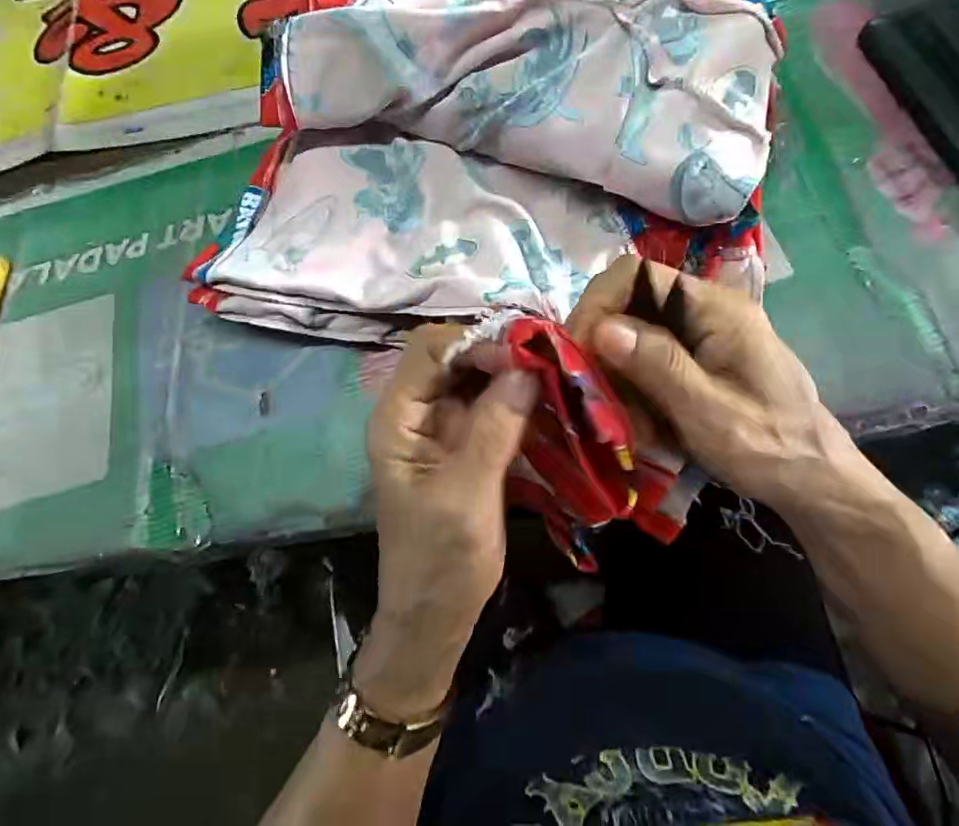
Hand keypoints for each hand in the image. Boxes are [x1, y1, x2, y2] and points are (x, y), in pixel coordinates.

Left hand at [358, 324, 538, 719]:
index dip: (476, 341)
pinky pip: (491, 406)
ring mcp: (441, 426)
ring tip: (561, 375)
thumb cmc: (440, 562)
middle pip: (455, 356)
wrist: (433, 618)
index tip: (526, 356)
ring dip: (514, 374)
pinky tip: (552, 402)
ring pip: (476, 377)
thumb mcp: (466, 497)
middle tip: (555, 360)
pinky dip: (519, 400)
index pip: (429, 348)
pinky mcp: (465, 443)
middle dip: (501, 353)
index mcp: (398, 417)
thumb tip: (527, 367)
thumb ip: (493, 430)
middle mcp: (415, 411)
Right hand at [566, 256, 871, 514]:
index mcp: (714, 308)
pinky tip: (644, 422)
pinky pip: (644, 358)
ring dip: (617, 377)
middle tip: (601, 398)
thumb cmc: (769, 448)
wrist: (816, 480)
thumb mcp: (709, 412)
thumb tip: (602, 328)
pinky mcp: (695, 357)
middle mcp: (705, 308)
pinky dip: (633, 388)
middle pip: (627, 304)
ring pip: (630, 334)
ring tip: (630, 422)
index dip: (597, 305)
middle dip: (604, 350)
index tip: (580, 352)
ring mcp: (700, 332)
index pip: (634, 274)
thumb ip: (658, 365)